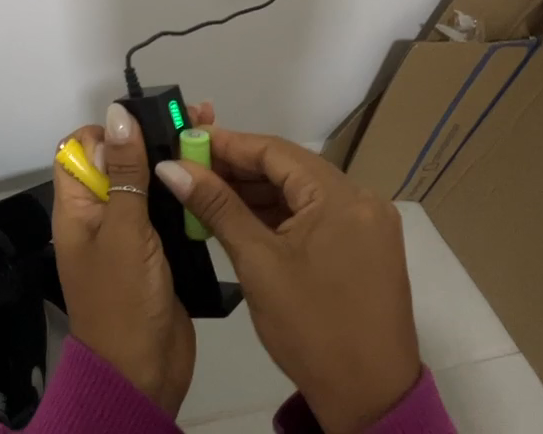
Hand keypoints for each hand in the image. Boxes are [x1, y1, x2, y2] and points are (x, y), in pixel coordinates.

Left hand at [49, 100, 212, 414]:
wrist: (145, 374)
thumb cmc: (124, 299)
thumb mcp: (124, 229)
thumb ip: (126, 171)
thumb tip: (118, 113)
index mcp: (77, 206)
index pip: (81, 148)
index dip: (110, 130)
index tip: (146, 123)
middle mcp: (100, 213)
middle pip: (121, 159)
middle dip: (153, 136)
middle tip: (197, 116)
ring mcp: (130, 231)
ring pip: (148, 181)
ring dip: (174, 158)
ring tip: (212, 135)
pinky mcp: (158, 249)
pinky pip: (169, 208)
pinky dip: (188, 189)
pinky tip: (216, 175)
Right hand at [156, 128, 419, 433]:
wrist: (371, 401)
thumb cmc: (311, 328)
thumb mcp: (257, 262)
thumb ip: (216, 206)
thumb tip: (171, 166)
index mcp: (341, 196)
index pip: (275, 150)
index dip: (227, 143)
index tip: (185, 141)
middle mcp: (361, 199)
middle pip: (289, 168)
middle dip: (238, 168)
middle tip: (190, 171)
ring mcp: (368, 223)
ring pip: (301, 191)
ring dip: (256, 192)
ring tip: (207, 195)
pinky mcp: (366, 246)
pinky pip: (315, 214)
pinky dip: (278, 214)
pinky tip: (242, 219)